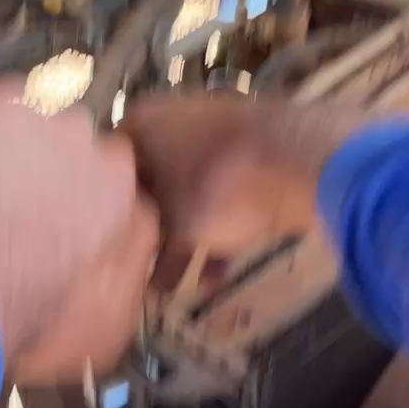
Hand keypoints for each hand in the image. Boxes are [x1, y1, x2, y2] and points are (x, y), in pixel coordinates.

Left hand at [0, 83, 158, 382]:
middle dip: (64, 178)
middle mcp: (109, 161)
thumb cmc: (33, 326)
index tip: (65, 234)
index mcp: (137, 215)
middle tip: (23, 212)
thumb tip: (124, 272)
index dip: (91, 215)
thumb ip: (124, 289)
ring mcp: (56, 127)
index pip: (125, 202)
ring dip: (26, 153)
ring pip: (46, 132)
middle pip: (89, 159)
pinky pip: (2, 109)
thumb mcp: (103, 335)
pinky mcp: (5, 105)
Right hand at [120, 94, 364, 262]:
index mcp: (142, 123)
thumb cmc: (216, 189)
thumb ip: (151, 251)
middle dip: (152, 234)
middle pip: (152, 186)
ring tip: (184, 289)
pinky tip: (219, 274)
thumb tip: (146, 281)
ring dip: (188, 244)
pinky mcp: (256, 154)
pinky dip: (220, 231)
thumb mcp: (172, 228)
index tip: (112, 248)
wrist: (300, 161)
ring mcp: (219, 134)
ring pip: (190, 194)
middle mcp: (174, 119)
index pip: (108, 172)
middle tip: (146, 272)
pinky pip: (225, 195)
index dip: (110, 215)